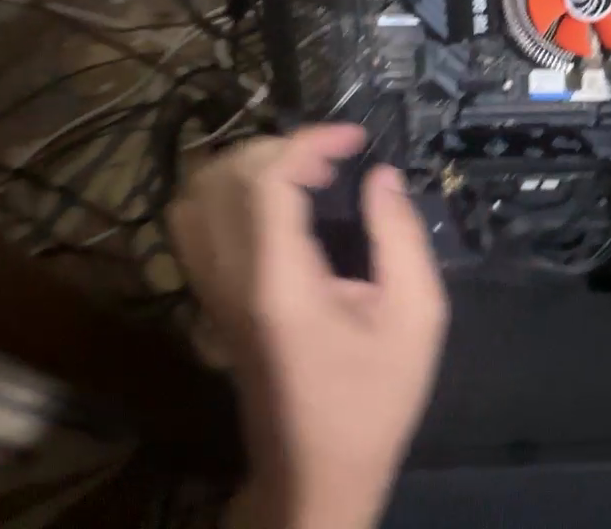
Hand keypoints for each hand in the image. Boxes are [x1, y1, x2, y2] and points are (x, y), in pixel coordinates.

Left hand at [170, 126, 448, 528]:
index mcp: (281, 282)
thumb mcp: (416, 315)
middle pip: (220, 178)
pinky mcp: (210, 304)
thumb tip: (382, 176)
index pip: (267, 181)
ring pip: (194, 199)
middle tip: (336, 157)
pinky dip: (230, 194)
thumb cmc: (375, 396)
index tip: (358, 139)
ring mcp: (211, 294)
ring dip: (248, 167)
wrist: (315, 470)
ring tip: (306, 172)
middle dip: (280, 147)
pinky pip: (195, 228)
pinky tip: (278, 204)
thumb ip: (401, 235)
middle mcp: (230, 281)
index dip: (311, 142)